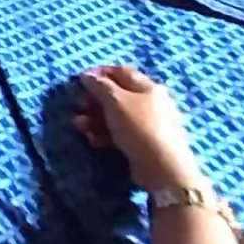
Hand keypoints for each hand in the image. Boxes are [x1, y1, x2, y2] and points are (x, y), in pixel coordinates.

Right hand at [73, 65, 205, 190]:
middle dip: (94, 101)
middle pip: (116, 96)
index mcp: (148, 88)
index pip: (121, 72)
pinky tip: (92, 140)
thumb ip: (99, 85)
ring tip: (79, 126)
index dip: (100, 73)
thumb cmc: (139, 126)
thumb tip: (87, 75)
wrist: (164, 171)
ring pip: (116, 117)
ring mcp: (147, 126)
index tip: (81, 79)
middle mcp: (150, 104)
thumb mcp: (115, 101)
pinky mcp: (143, 146)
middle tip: (80, 106)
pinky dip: (105, 135)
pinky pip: (121, 135)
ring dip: (95, 120)